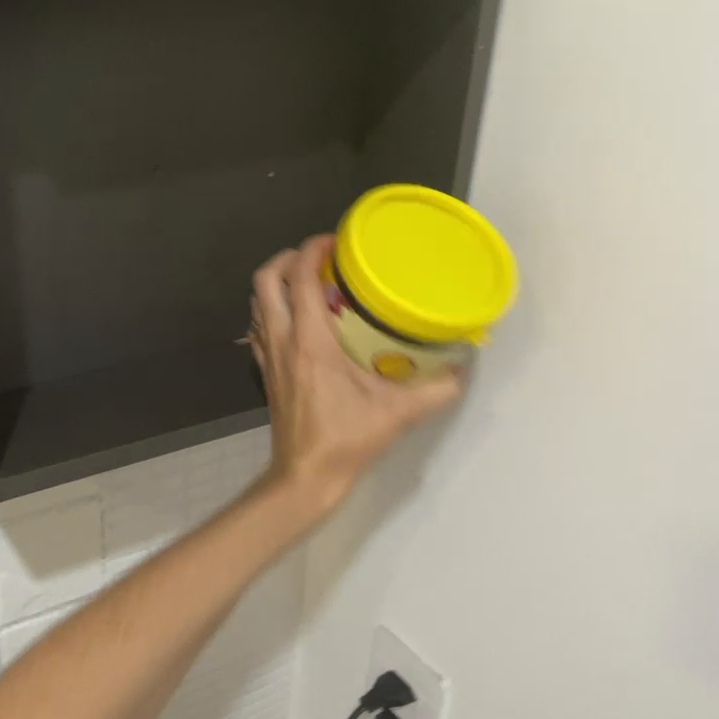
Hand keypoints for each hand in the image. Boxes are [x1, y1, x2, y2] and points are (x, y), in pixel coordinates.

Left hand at [248, 236, 463, 514]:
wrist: (304, 476)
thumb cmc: (345, 440)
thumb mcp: (397, 413)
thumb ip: (435, 390)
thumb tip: (462, 371)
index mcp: (309, 341)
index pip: (297, 278)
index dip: (311, 250)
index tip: (333, 241)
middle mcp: (281, 342)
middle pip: (264, 281)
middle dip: (285, 259)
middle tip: (316, 257)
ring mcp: (268, 358)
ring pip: (257, 304)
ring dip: (275, 285)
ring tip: (306, 283)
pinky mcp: (266, 374)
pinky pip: (259, 329)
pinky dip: (272, 313)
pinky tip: (298, 322)